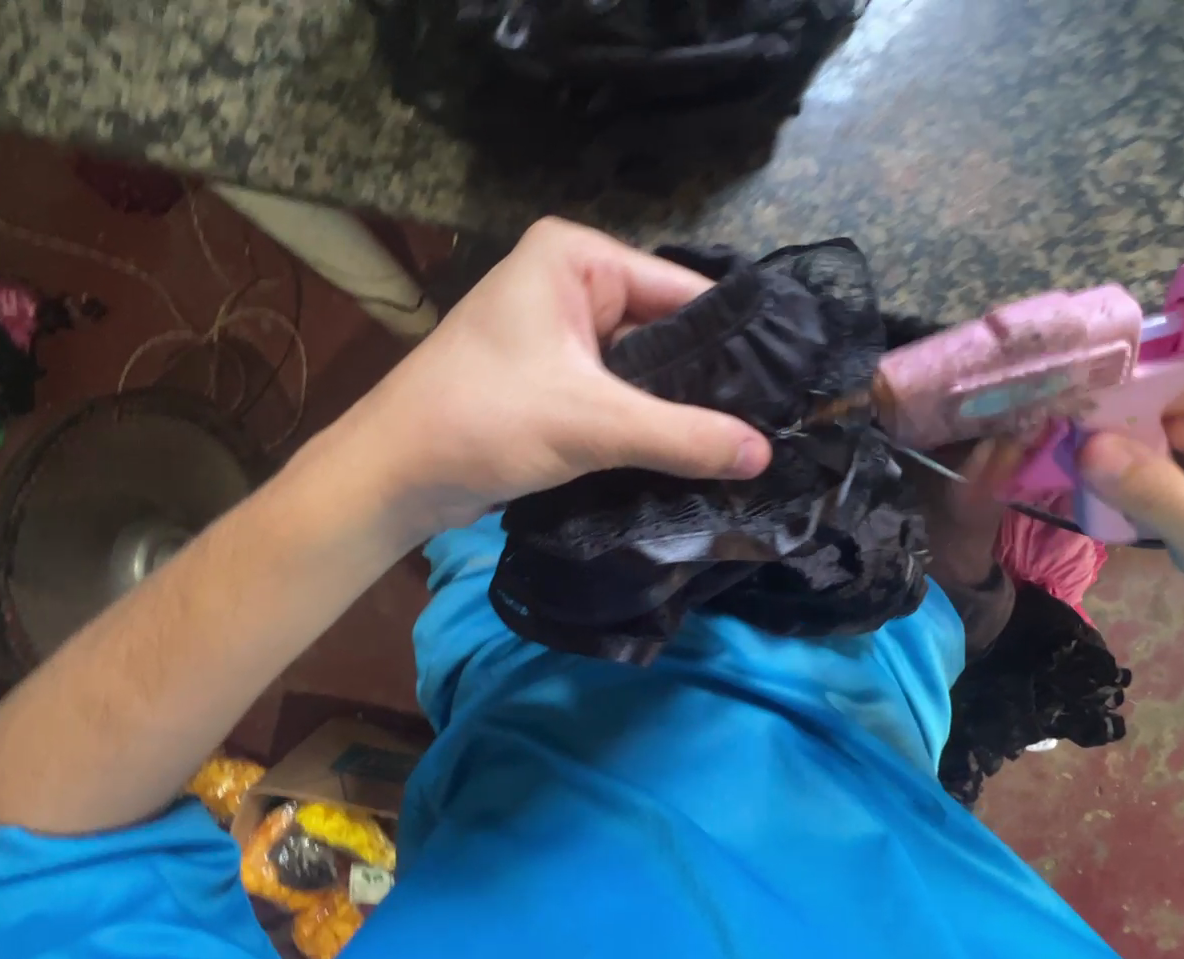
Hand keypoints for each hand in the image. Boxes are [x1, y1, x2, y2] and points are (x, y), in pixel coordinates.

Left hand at [329, 219, 772, 538]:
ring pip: (641, 368)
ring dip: (678, 407)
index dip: (735, 338)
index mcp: (577, 258)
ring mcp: (557, 333)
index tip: (789, 384)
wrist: (393, 475)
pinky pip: (614, 394)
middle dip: (708, 379)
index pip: (682, 290)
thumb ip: (683, 435)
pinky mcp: (549, 379)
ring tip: (747, 444)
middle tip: (776, 423)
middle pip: (664, 329)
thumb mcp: (592, 422)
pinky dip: (644, 422)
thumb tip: (764, 454)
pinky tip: (692, 454)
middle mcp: (568, 283)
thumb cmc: (483, 421)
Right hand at [1076, 370, 1183, 622]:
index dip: (1095, 403)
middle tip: (1064, 482)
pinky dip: (1111, 463)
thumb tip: (1086, 448)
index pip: (1147, 380)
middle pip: (1129, 394)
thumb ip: (1157, 496)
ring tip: (1082, 491)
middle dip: (1091, 437)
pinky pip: (1133, 433)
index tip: (1051, 439)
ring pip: (1123, 416)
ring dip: (1096, 455)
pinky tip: (1102, 490)